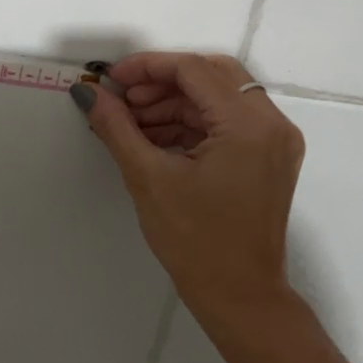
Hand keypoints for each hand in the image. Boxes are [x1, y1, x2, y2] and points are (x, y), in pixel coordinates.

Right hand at [70, 53, 305, 322]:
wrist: (239, 295)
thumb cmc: (194, 239)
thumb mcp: (147, 176)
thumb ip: (116, 126)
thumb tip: (87, 92)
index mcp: (248, 125)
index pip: (193, 70)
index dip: (146, 68)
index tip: (111, 82)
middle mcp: (271, 124)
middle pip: (212, 74)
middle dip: (163, 81)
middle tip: (124, 100)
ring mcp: (275, 141)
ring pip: (220, 96)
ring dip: (175, 102)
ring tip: (133, 124)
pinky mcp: (269, 158)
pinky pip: (228, 121)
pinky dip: (191, 121)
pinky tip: (156, 139)